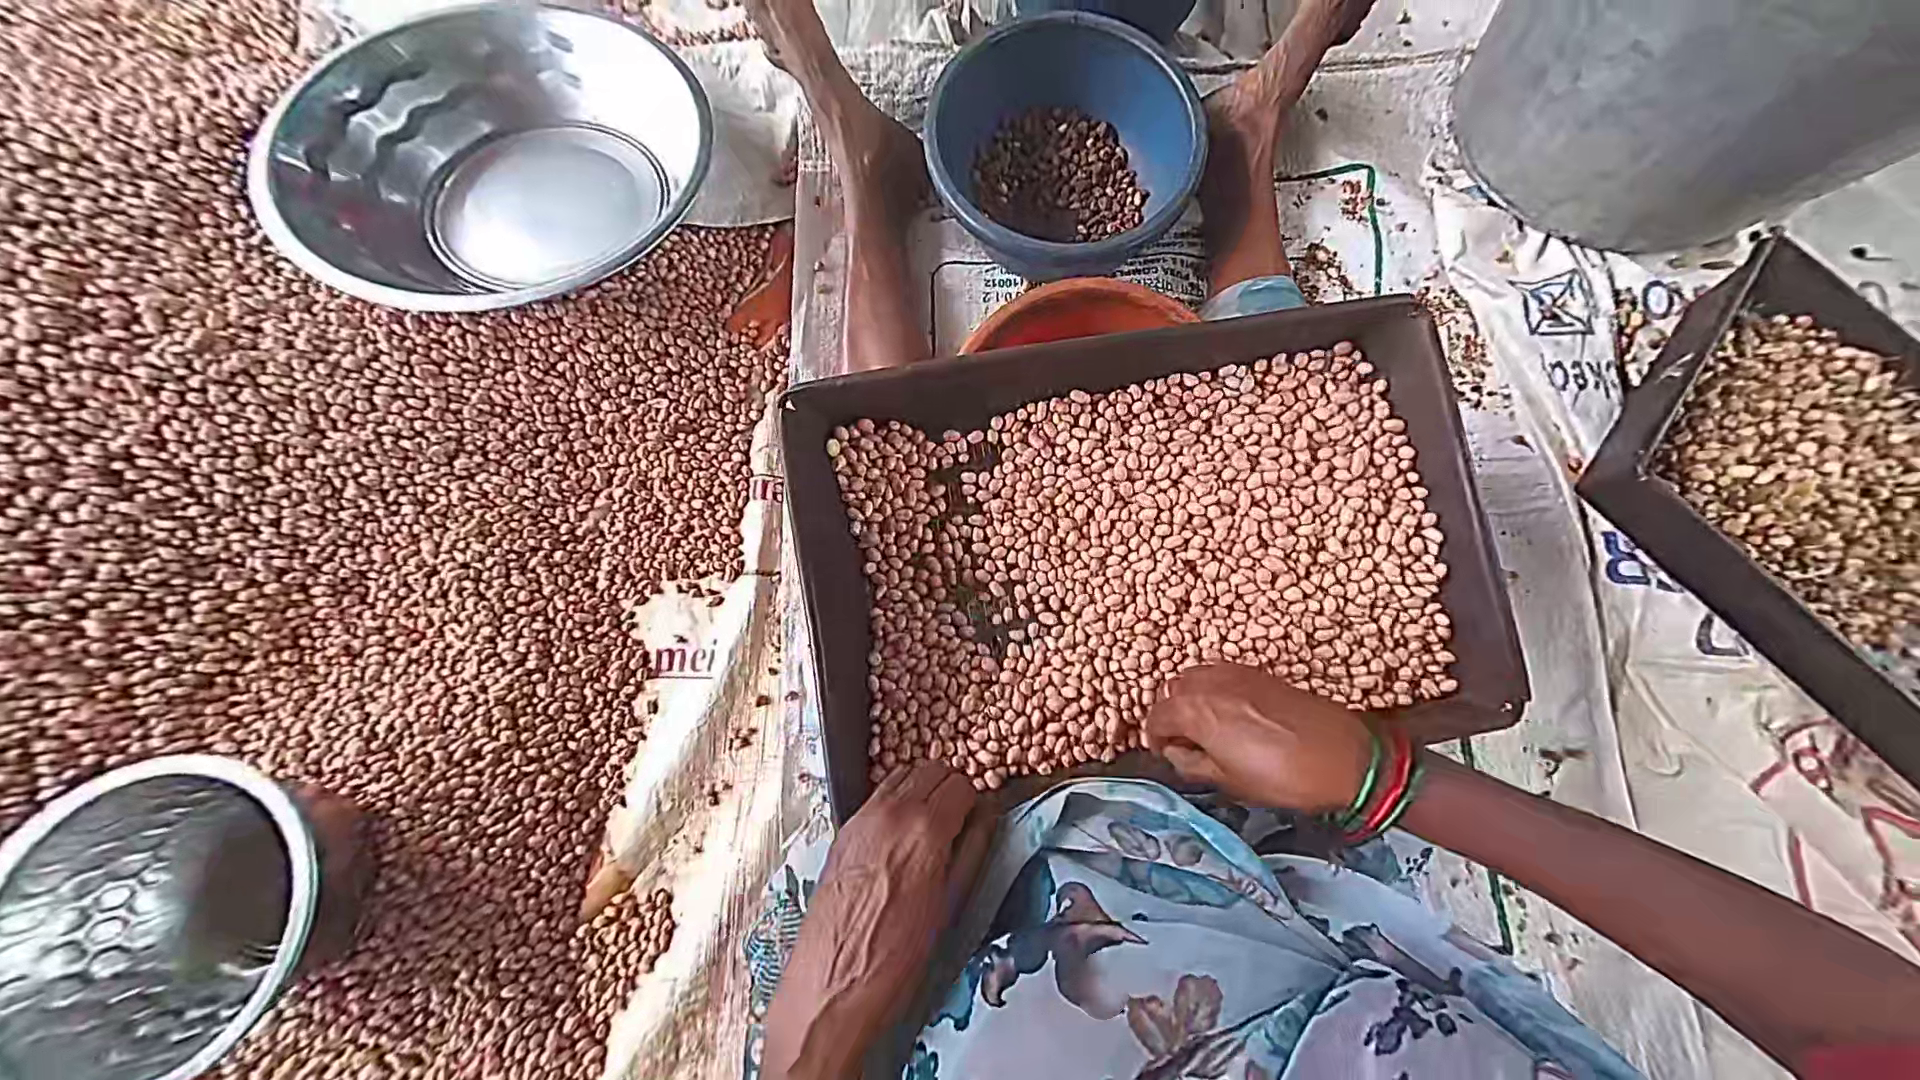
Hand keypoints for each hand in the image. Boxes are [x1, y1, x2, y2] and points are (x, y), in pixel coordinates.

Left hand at [763, 763, 992, 1079]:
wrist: (830, 985)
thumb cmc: (896, 956)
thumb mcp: (950, 904)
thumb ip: (973, 849)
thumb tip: (985, 817)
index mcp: (926, 829)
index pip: (962, 784)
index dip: (974, 800)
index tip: (975, 818)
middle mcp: (893, 811)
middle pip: (933, 769)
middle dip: (950, 787)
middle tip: (956, 816)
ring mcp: (864, 816)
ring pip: (904, 773)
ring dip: (922, 787)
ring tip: (928, 822)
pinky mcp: (845, 827)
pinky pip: (879, 792)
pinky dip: (897, 797)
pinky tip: (901, 831)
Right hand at [1143, 663, 1373, 812]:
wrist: (1345, 757)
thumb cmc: (1284, 777)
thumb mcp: (1228, 782)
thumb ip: (1190, 764)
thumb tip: (1177, 754)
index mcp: (1193, 711)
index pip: (1156, 718)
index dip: (1156, 740)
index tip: (1167, 755)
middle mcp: (1206, 684)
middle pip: (1171, 694)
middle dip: (1172, 718)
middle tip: (1186, 744)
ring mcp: (1231, 673)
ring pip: (1192, 679)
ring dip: (1190, 700)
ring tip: (1206, 727)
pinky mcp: (1255, 673)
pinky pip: (1217, 675)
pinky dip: (1212, 690)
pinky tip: (1230, 714)